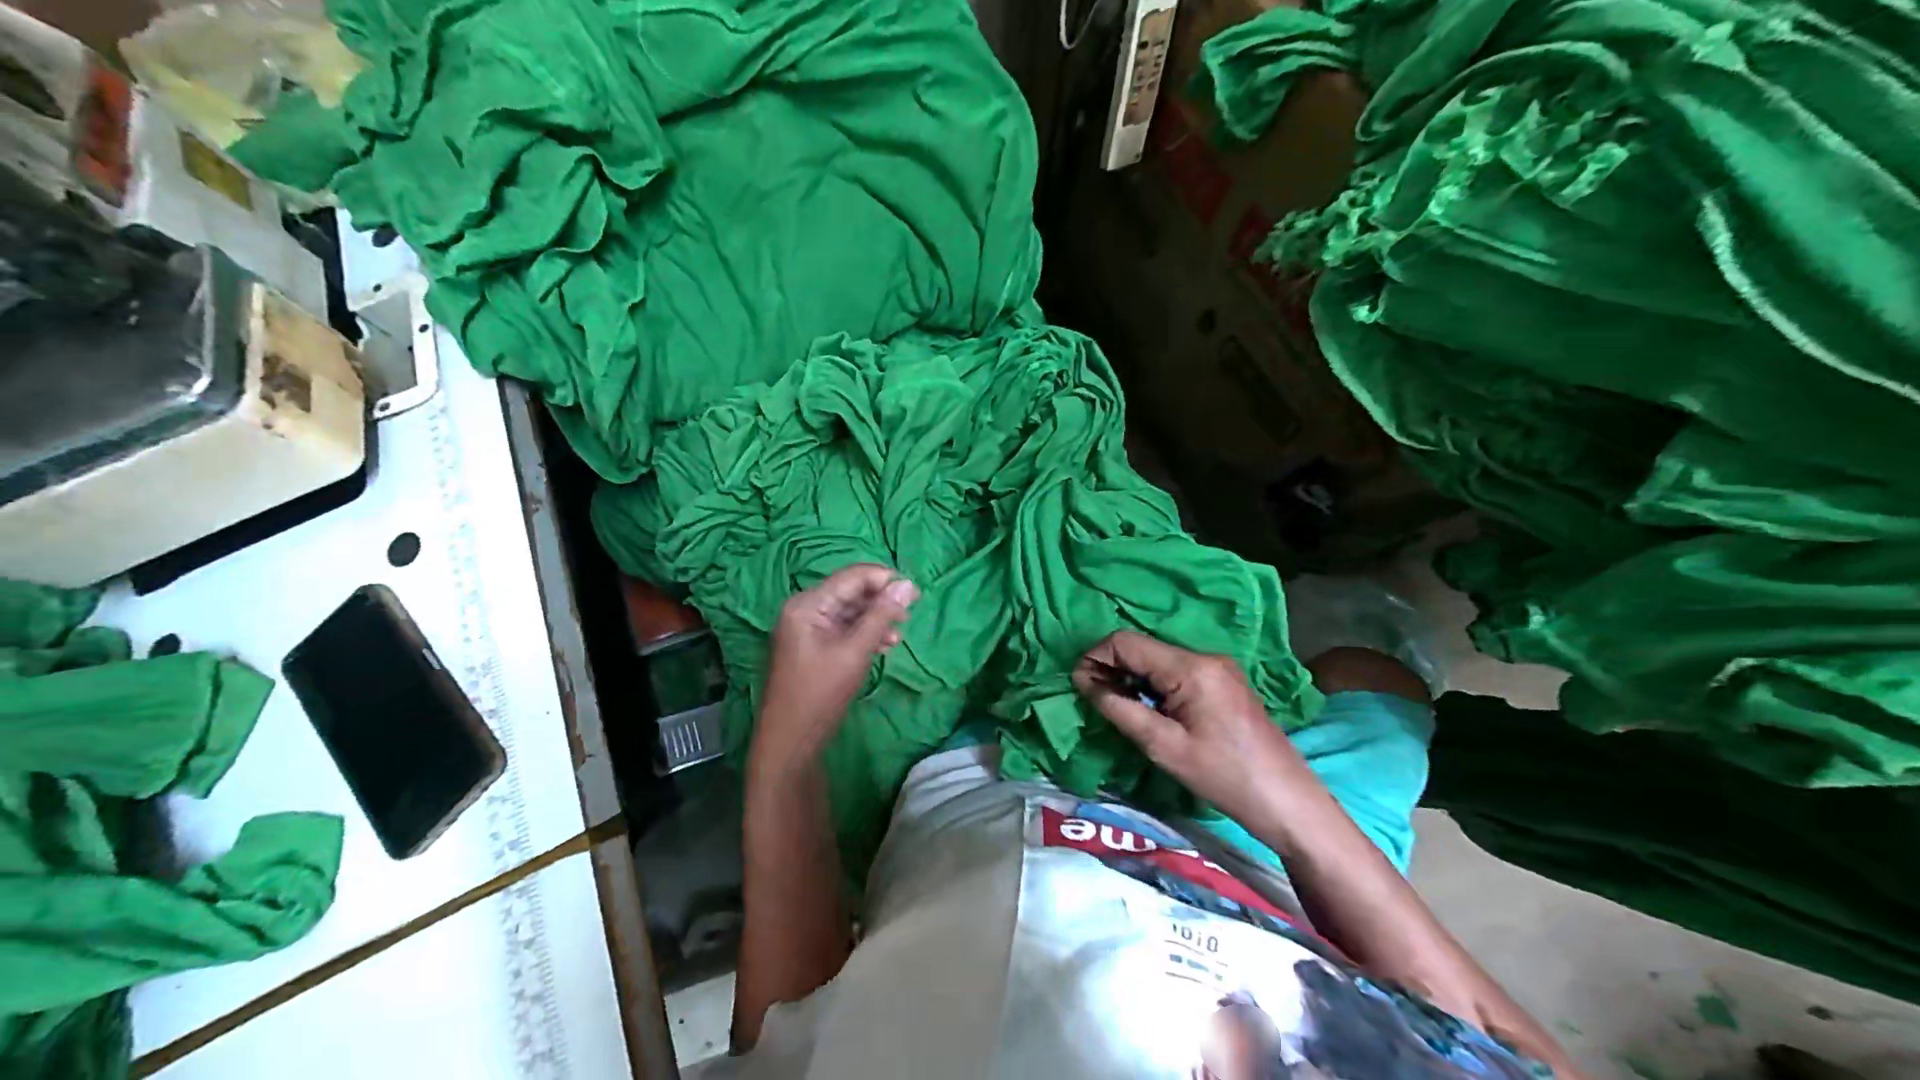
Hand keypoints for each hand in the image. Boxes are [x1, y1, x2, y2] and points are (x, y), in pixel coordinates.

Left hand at [756, 564, 917, 761]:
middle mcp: (802, 608)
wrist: (788, 742)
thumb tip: (907, 586)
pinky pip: (840, 627)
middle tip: (910, 615)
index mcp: (807, 604)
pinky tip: (883, 645)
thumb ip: (881, 616)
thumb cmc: (820, 696)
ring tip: (898, 635)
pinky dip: (862, 632)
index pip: (852, 576)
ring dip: (874, 618)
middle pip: (849, 591)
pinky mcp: (809, 644)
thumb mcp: (855, 652)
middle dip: (880, 600)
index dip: (885, 579)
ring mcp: (804, 627)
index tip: (915, 593)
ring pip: (847, 610)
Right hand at [1072, 631, 1306, 821]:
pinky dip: (1153, 684)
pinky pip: (1176, 671)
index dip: (1095, 658)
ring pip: (1157, 658)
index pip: (1126, 641)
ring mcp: (1217, 667)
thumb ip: (1120, 709)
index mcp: (1190, 667)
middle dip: (1111, 667)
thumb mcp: (1163, 747)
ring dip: (1131, 676)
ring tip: (1118, 707)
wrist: (1287, 801)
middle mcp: (1204, 656)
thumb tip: (1085, 682)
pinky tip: (1148, 710)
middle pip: (1142, 647)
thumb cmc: (1223, 777)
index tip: (1079, 686)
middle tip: (1094, 700)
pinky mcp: (1223, 682)